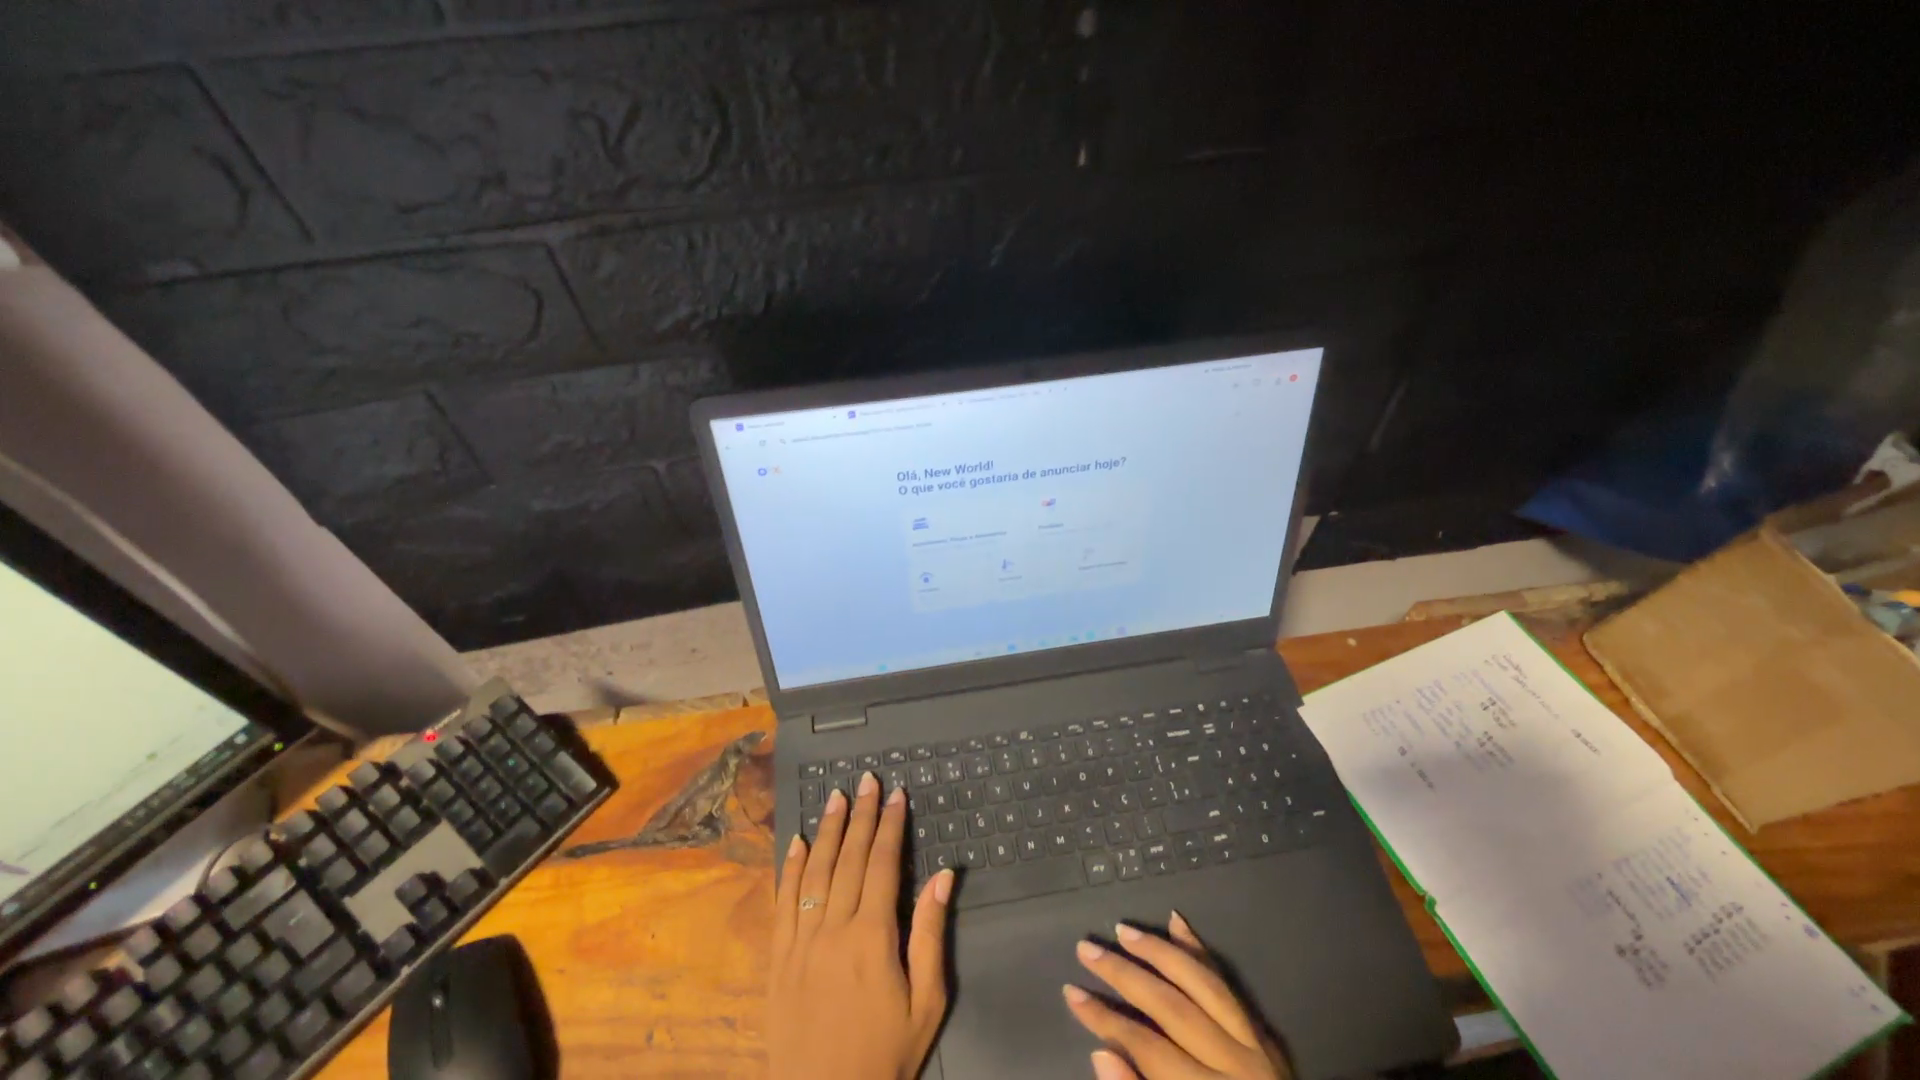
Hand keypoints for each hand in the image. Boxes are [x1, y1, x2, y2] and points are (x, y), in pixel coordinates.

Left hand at [770, 773, 955, 1079]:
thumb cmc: (886, 1052)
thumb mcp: (927, 1000)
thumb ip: (931, 934)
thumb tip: (942, 875)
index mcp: (872, 936)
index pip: (882, 865)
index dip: (890, 826)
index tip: (896, 794)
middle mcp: (832, 928)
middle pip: (847, 858)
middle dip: (860, 815)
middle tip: (866, 780)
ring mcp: (799, 941)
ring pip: (813, 871)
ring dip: (825, 830)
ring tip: (835, 796)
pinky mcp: (777, 958)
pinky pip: (782, 901)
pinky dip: (790, 867)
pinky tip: (796, 842)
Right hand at [1064, 912, 1291, 1079]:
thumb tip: (1101, 1053)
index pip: (1147, 1047)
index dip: (1106, 1019)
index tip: (1071, 993)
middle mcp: (1235, 1065)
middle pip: (1172, 1007)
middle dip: (1125, 975)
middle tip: (1087, 949)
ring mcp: (1255, 1047)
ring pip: (1203, 984)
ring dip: (1161, 953)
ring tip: (1124, 930)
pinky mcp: (1266, 1037)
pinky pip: (1230, 986)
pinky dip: (1202, 953)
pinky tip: (1177, 923)